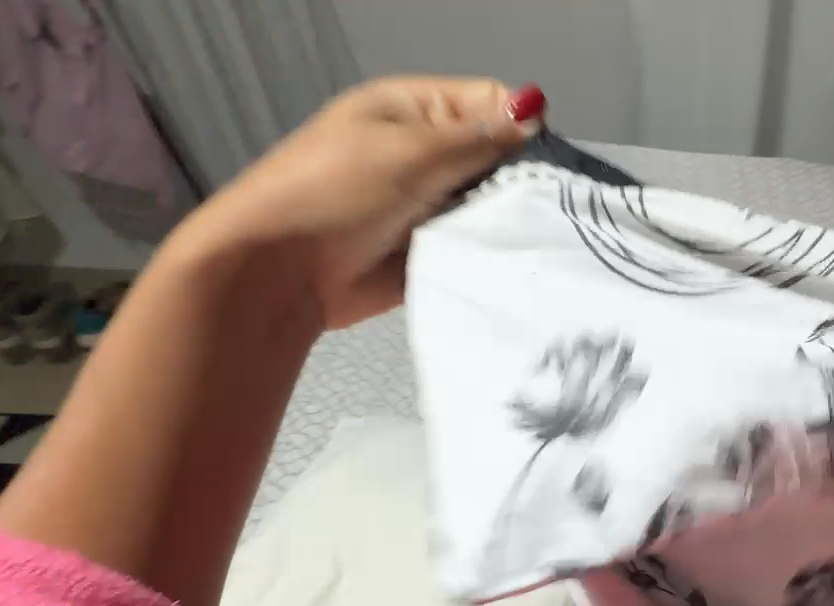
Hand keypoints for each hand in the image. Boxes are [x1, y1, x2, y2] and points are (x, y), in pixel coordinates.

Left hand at [176, 77, 542, 329]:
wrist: (286, 271)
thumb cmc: (335, 193)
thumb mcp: (409, 152)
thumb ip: (476, 137)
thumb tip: (535, 106)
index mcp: (417, 110)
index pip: (492, 106)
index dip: (525, 129)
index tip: (547, 165)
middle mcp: (431, 154)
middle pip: (500, 159)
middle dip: (523, 181)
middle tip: (545, 209)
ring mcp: (434, 205)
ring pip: (495, 207)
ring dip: (511, 221)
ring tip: (533, 238)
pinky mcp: (438, 251)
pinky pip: (480, 247)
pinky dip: (496, 253)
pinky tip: (517, 262)